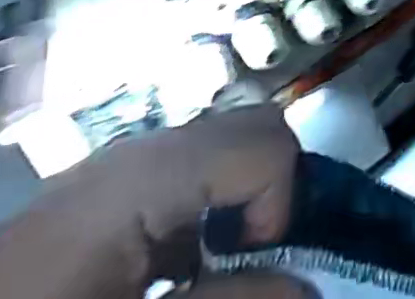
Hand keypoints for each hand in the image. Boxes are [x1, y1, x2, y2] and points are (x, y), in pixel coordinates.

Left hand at [0, 105, 303, 298]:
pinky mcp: (101, 193)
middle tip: (253, 263)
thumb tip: (314, 290)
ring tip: (215, 276)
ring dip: (241, 205)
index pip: (270, 145)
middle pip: (253, 131)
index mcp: (155, 172)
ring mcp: (120, 167)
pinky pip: (186, 177)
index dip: (283, 204)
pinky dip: (205, 214)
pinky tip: (172, 277)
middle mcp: (146, 150)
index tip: (256, 269)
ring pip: (224, 152)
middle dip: (273, 192)